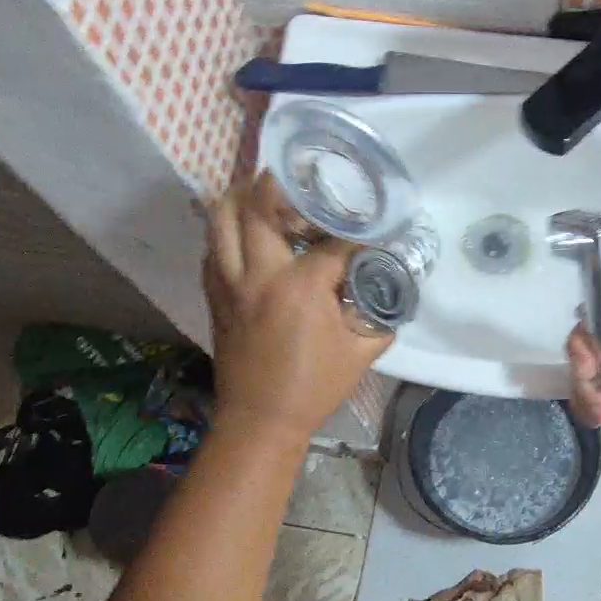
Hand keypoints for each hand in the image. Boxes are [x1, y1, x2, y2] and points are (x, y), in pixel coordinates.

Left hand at [203, 172, 391, 442]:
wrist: (261, 420)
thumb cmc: (314, 388)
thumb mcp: (362, 354)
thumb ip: (379, 316)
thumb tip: (388, 290)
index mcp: (301, 287)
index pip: (333, 242)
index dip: (356, 235)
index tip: (370, 232)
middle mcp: (260, 273)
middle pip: (261, 204)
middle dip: (283, 184)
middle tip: (302, 180)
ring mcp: (230, 282)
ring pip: (222, 217)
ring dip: (241, 196)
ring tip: (262, 189)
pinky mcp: (215, 295)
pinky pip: (212, 247)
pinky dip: (225, 230)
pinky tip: (243, 231)